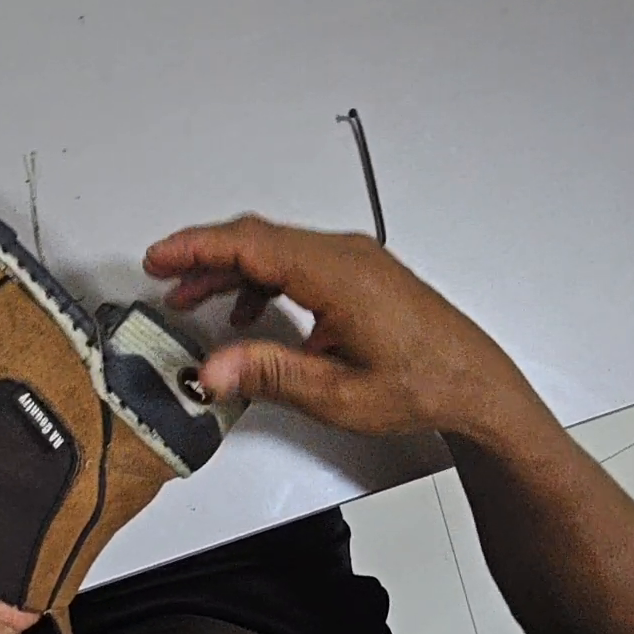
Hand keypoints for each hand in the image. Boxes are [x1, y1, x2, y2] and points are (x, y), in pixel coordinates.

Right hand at [144, 215, 549, 442]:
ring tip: (192, 299)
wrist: (475, 386)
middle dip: (204, 257)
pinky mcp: (357, 275)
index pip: (251, 245)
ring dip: (230, 271)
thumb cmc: (422, 385)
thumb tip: (211, 369)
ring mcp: (353, 262)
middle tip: (163, 277)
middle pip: (257, 240)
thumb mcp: (337, 392)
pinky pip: (296, 264)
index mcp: (338, 275)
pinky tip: (248, 313)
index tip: (159, 258)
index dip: (197, 248)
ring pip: (275, 250)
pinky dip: (261, 281)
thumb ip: (268, 375)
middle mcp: (345, 256)